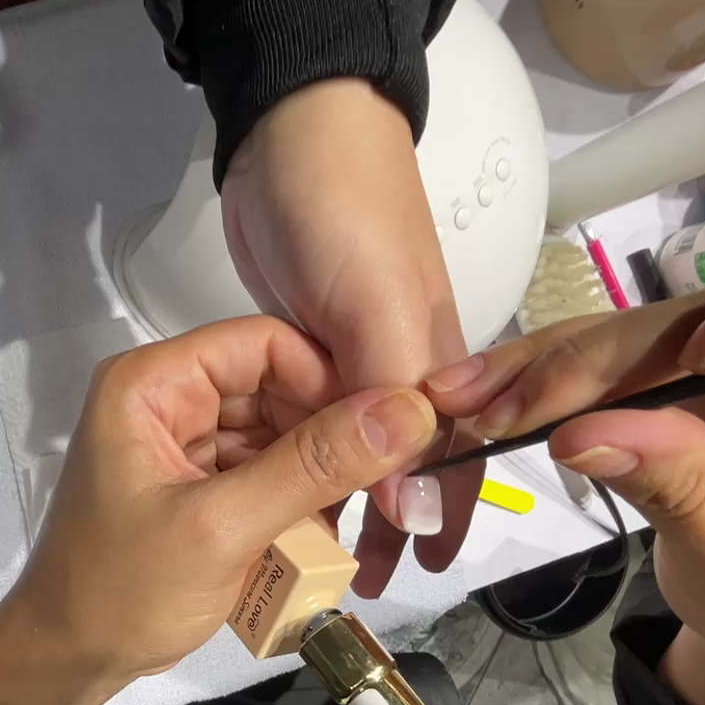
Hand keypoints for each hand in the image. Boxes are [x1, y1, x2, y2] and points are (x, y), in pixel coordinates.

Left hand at [0, 314, 439, 704]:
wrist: (65, 662)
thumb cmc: (124, 593)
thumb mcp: (223, 527)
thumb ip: (314, 465)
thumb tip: (409, 410)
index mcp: (151, 385)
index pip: (263, 345)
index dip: (329, 381)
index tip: (387, 431)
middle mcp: (164, 402)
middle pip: (272, 389)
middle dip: (326, 436)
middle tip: (383, 486)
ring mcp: (177, 447)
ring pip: (272, 435)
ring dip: (313, 476)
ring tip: (351, 520)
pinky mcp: (190, 488)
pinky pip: (257, 474)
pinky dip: (290, 503)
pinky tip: (316, 538)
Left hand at [220, 77, 482, 596]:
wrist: (285, 131)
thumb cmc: (333, 219)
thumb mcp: (366, 314)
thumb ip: (385, 403)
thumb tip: (417, 500)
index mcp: (410, 360)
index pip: (426, 443)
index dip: (420, 501)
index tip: (412, 562)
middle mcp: (372, 361)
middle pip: (373, 451)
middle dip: (367, 511)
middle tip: (361, 572)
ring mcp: (325, 352)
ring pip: (324, 440)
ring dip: (320, 489)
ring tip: (315, 547)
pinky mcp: (285, 346)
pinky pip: (286, 417)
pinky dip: (284, 454)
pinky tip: (278, 488)